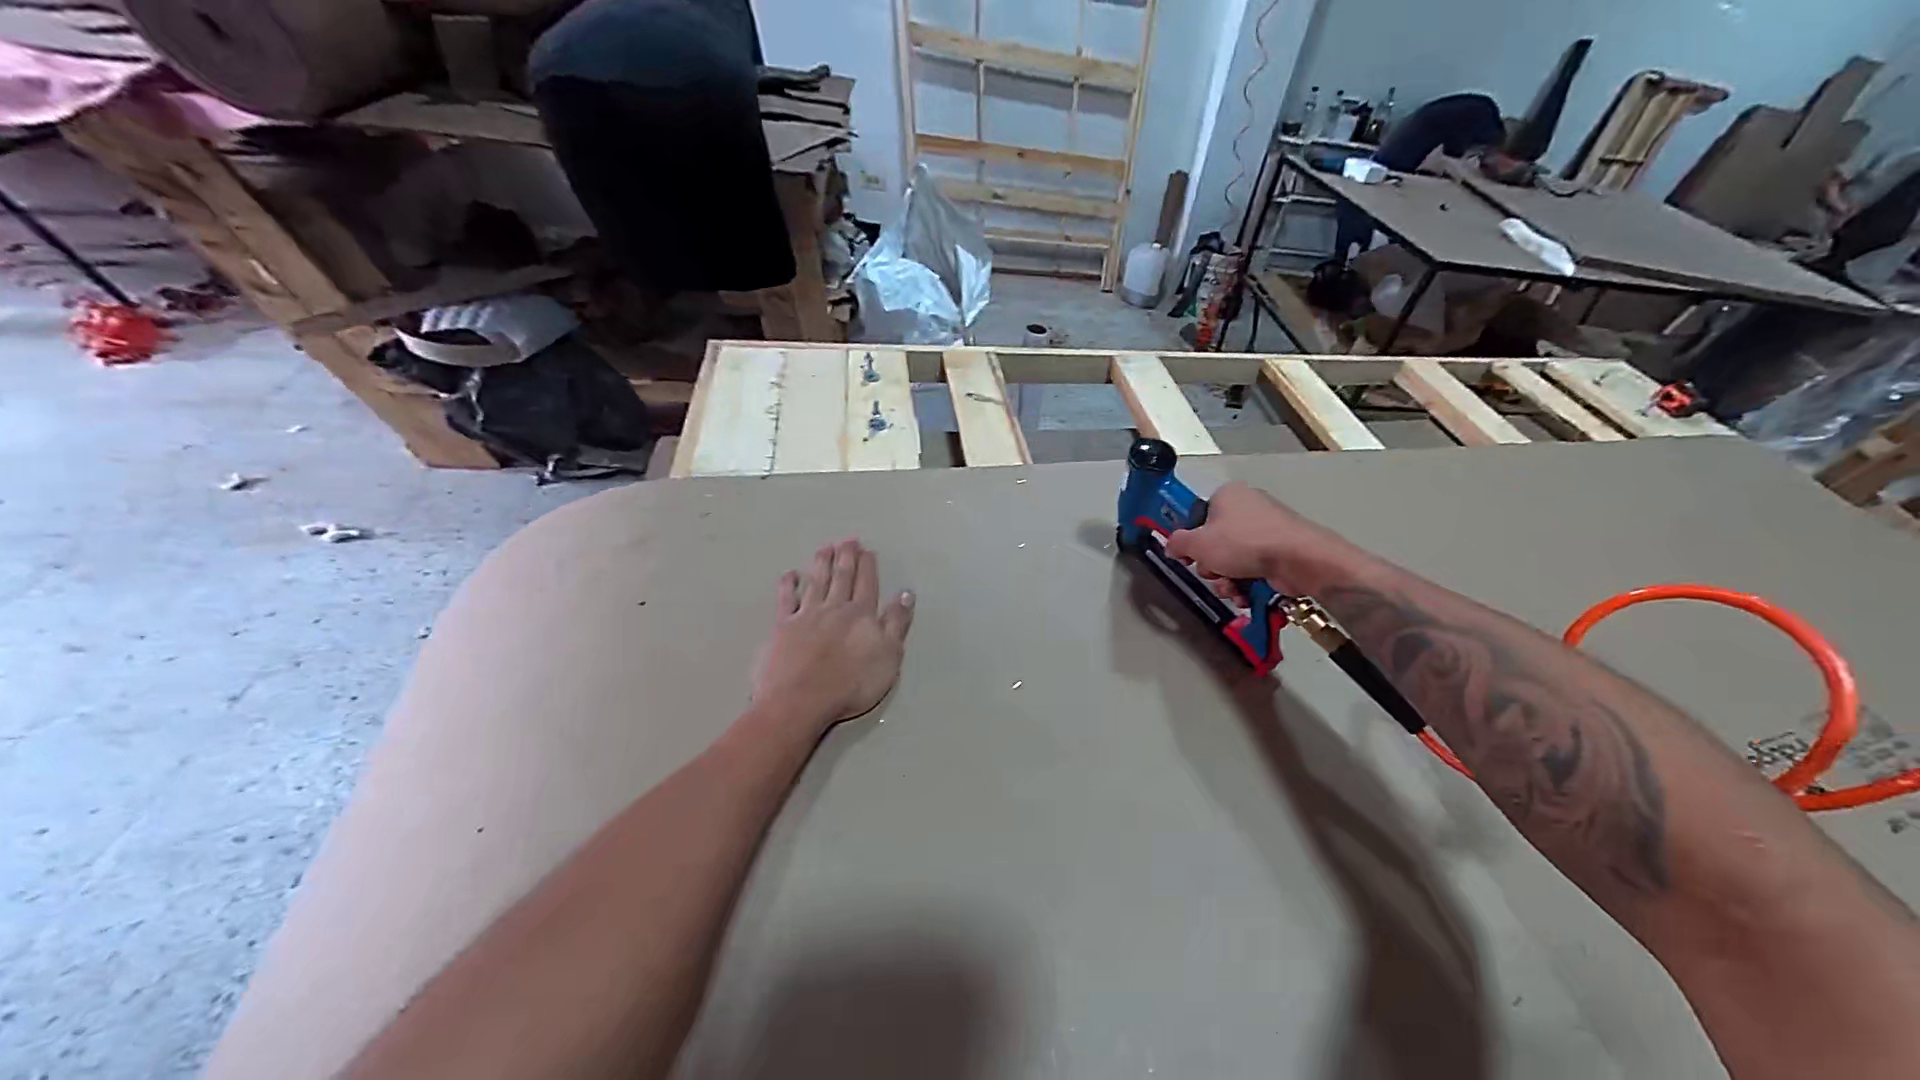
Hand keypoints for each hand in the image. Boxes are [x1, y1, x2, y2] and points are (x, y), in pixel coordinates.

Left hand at [752, 539, 914, 729]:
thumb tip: (906, 594)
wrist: (801, 699)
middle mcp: (834, 609)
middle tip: (848, 540)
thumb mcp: (888, 656)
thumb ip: (897, 623)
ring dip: (821, 563)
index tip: (868, 551)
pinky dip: (788, 585)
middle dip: (846, 558)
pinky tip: (791, 575)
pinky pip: (786, 600)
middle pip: (842, 578)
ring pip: (816, 582)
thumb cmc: (851, 684)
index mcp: (861, 616)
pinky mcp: (782, 627)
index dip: (868, 567)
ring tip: (825, 547)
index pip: (867, 585)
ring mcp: (806, 616)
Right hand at [1164, 483, 1334, 588]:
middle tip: (1213, 572)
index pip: (1197, 517)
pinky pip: (1253, 568)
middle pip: (1215, 542)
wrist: (1298, 560)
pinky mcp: (1281, 551)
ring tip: (1232, 588)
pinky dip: (1246, 584)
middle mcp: (1248, 507)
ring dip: (1226, 580)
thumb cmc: (1242, 543)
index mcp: (1227, 495)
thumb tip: (1172, 546)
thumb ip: (1177, 543)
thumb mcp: (1197, 544)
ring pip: (1232, 560)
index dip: (1189, 540)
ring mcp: (1267, 530)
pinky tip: (1246, 594)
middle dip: (1211, 566)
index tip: (1187, 557)